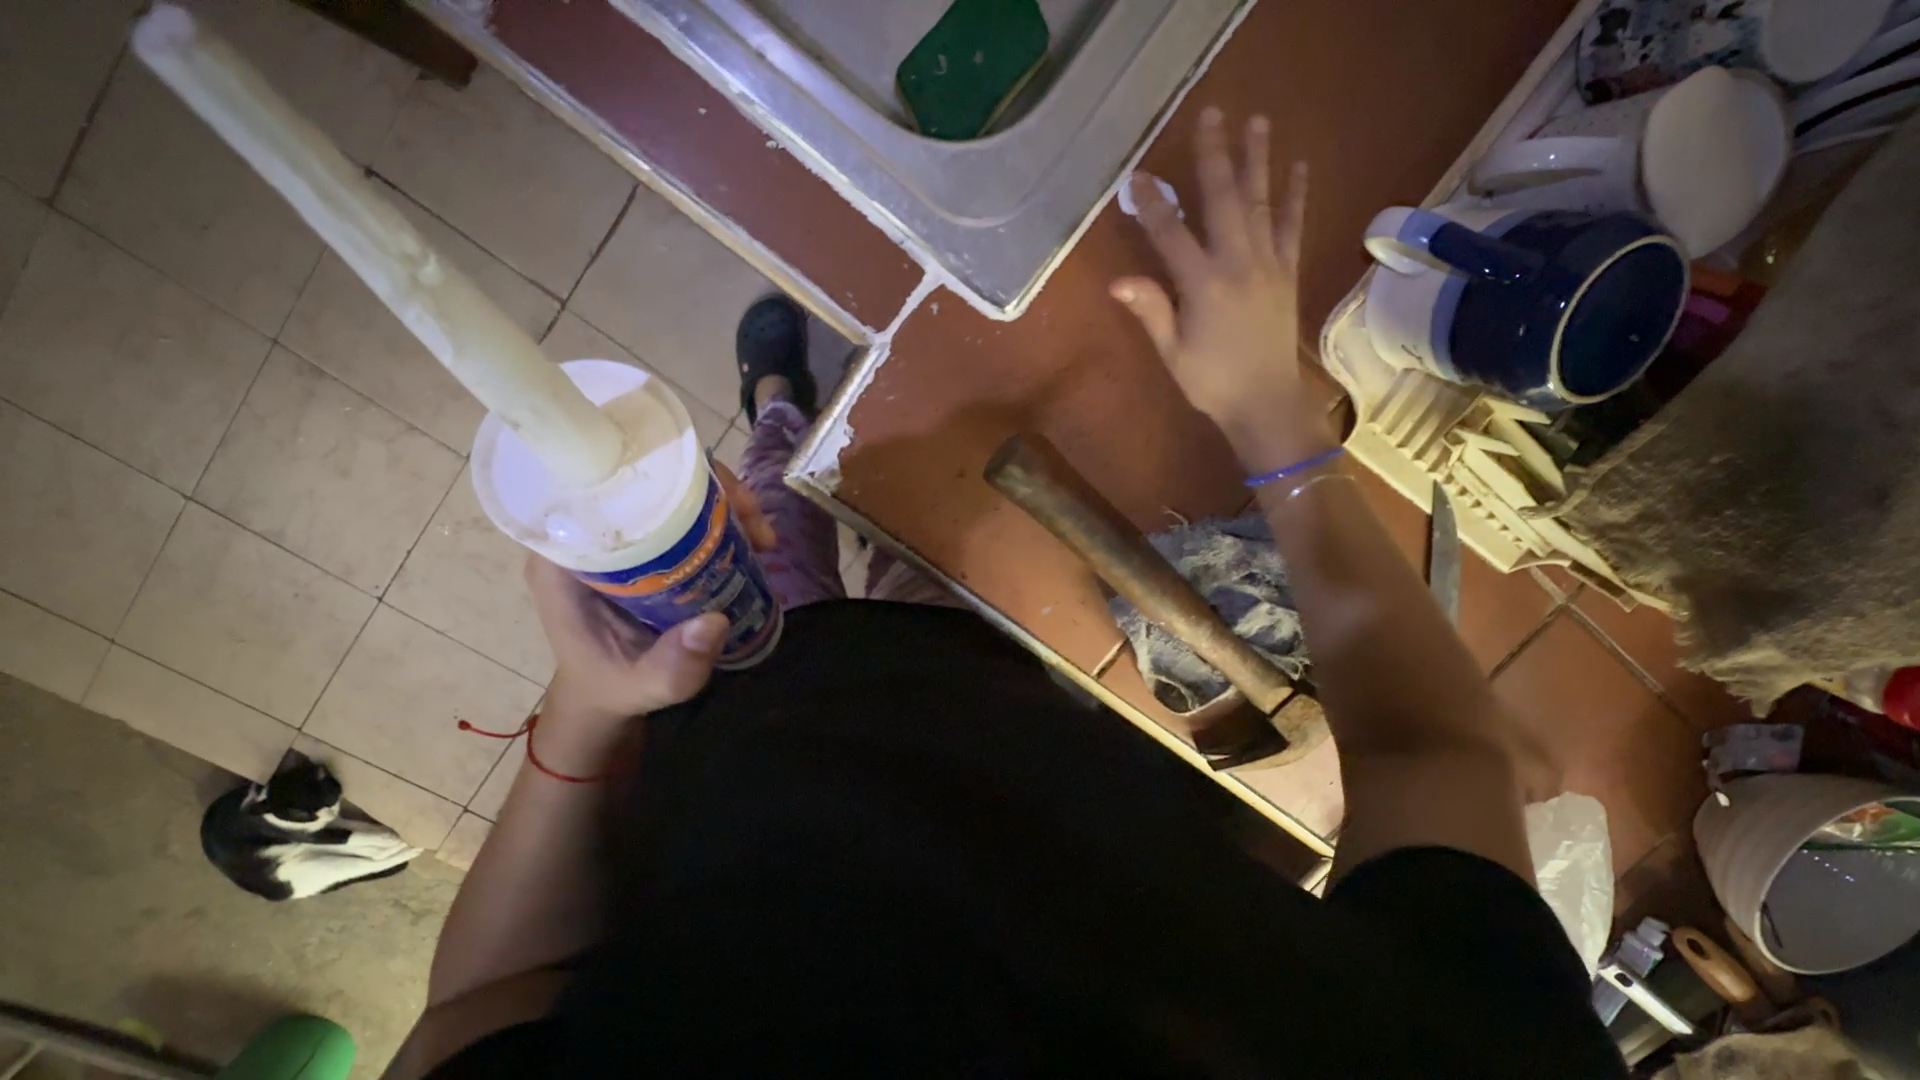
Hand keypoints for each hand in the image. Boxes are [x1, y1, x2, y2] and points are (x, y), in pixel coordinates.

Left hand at [525, 464, 774, 725]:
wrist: (606, 694)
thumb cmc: (612, 686)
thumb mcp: (641, 686)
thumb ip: (671, 667)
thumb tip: (715, 622)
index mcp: (564, 561)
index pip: (597, 490)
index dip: (654, 478)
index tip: (710, 494)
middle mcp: (586, 537)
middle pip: (642, 484)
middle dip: (705, 488)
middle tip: (751, 515)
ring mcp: (618, 537)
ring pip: (668, 492)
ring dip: (721, 499)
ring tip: (761, 531)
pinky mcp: (644, 543)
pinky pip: (680, 511)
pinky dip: (720, 515)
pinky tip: (752, 537)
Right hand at [1111, 108, 1333, 468]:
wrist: (1266, 402)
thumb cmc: (1211, 382)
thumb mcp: (1173, 352)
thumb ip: (1151, 310)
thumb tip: (1117, 281)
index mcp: (1202, 285)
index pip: (1170, 234)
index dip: (1151, 204)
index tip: (1137, 177)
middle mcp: (1237, 264)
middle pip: (1222, 200)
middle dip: (1214, 156)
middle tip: (1211, 114)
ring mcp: (1268, 264)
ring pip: (1259, 203)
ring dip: (1257, 160)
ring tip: (1257, 121)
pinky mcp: (1288, 272)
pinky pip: (1291, 226)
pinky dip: (1295, 196)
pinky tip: (1297, 168)